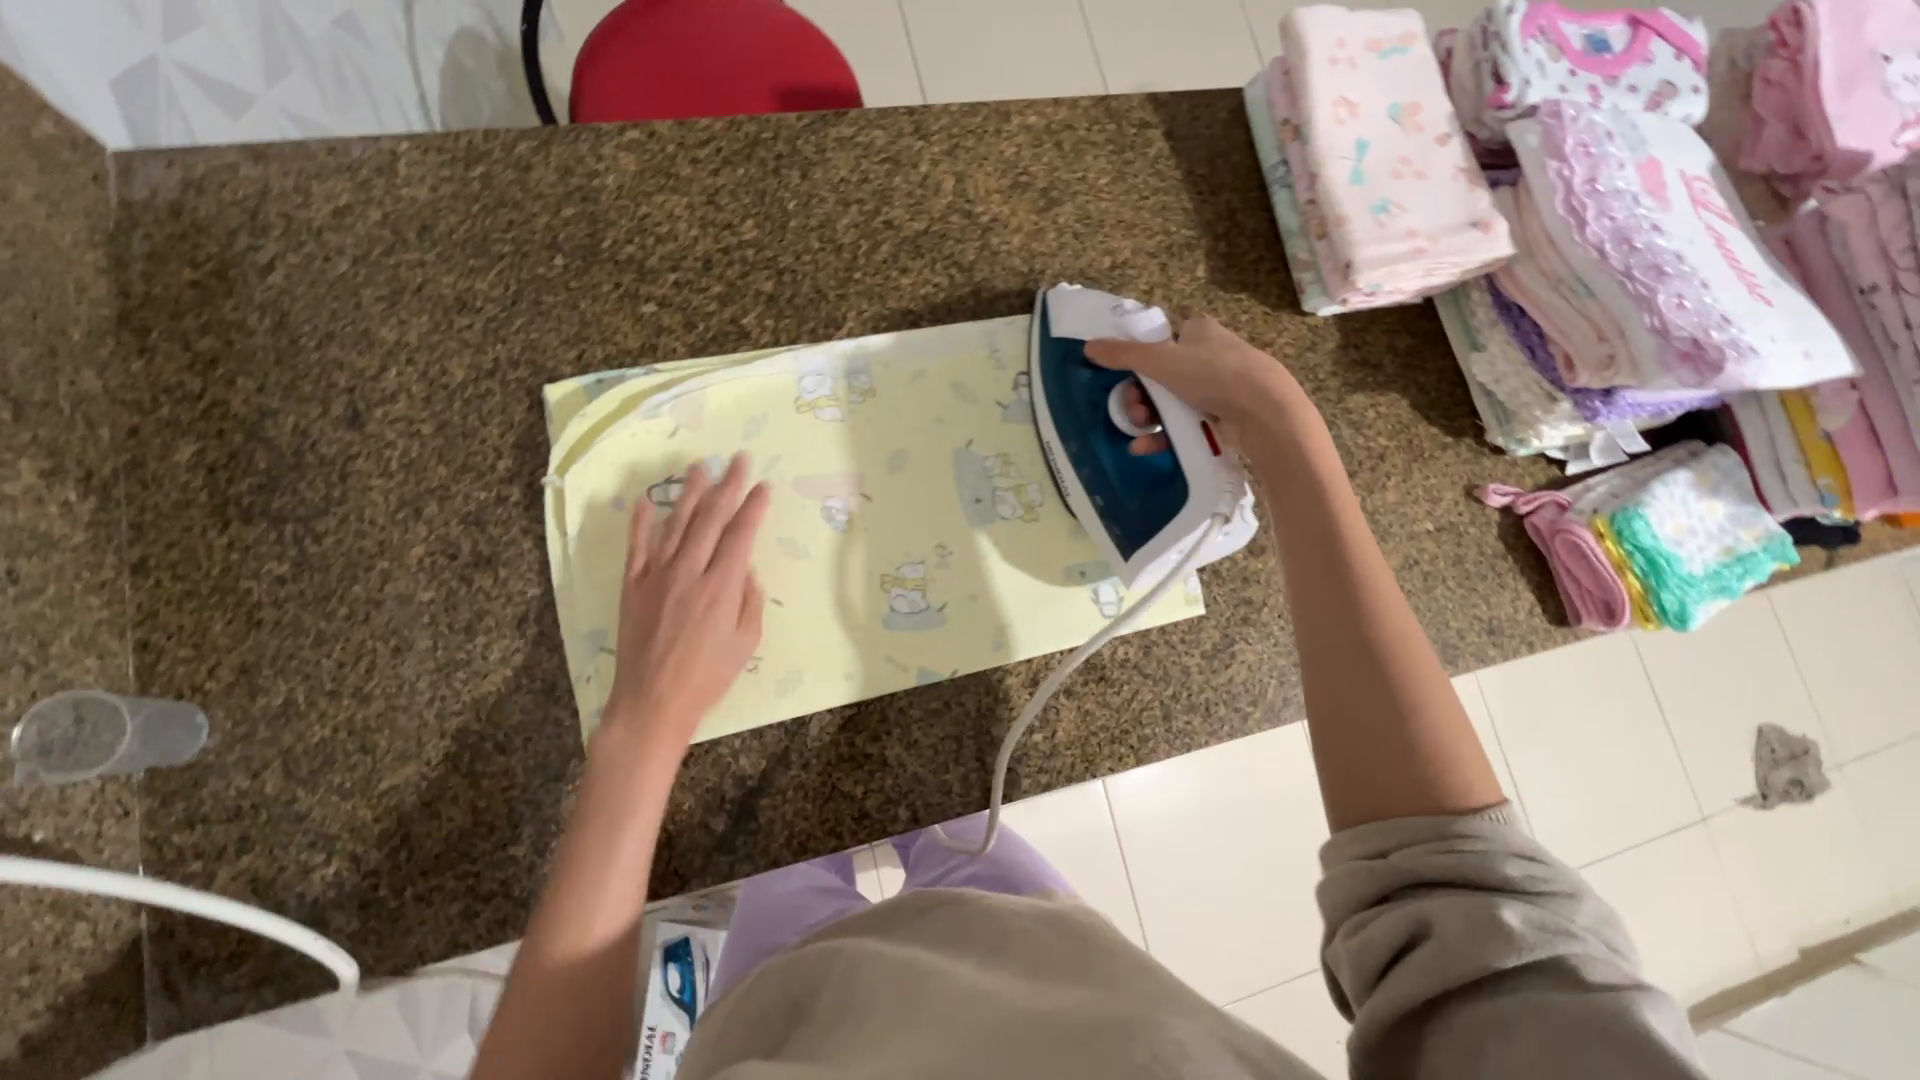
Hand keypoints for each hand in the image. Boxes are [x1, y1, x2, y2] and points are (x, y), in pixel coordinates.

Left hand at [600, 453, 770, 758]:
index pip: (741, 534)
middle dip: (727, 485)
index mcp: (721, 587)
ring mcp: (656, 575)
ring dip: (689, 492)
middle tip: (737, 459)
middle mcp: (689, 571)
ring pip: (676, 523)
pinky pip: (636, 545)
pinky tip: (646, 499)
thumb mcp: (746, 643)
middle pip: (711, 518)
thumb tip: (746, 568)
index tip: (763, 486)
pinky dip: (641, 520)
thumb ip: (749, 600)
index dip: (753, 506)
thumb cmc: (708, 677)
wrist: (652, 701)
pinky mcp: (632, 585)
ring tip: (699, 466)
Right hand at [1085, 316, 1308, 455]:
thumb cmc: (1212, 373)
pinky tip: (1145, 446)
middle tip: (1131, 409)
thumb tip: (1088, 346)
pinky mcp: (1222, 417)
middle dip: (1140, 395)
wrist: (1262, 411)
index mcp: (1199, 331)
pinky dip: (1164, 435)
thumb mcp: (1160, 360)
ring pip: (1171, 402)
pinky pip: (1185, 424)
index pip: (1162, 339)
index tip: (1124, 377)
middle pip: (1161, 376)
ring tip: (1139, 428)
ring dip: (1149, 417)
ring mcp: (1218, 387)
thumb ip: (1123, 354)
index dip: (1139, 359)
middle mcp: (1209, 355)